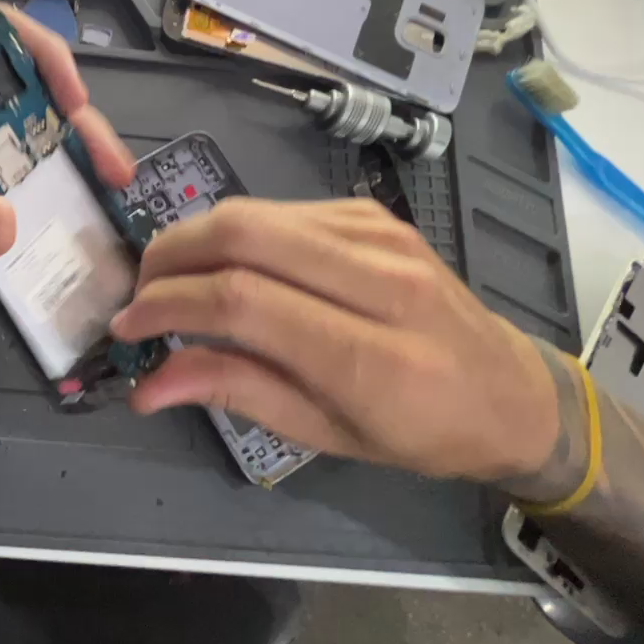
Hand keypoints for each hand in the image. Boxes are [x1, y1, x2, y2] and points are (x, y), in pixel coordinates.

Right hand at [109, 198, 561, 483]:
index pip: (242, 301)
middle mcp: (381, 281)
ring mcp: (380, 235)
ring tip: (169, 277)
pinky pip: (277, 209)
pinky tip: (221, 263)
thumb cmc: (418, 432)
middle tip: (141, 291)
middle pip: (242, 234)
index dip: (168, 305)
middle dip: (168, 255)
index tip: (128, 325)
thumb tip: (145, 384)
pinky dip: (230, 232)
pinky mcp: (373, 214)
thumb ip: (232, 391)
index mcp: (372, 356)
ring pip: (253, 212)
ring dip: (191, 238)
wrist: (515, 394)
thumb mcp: (322, 433)